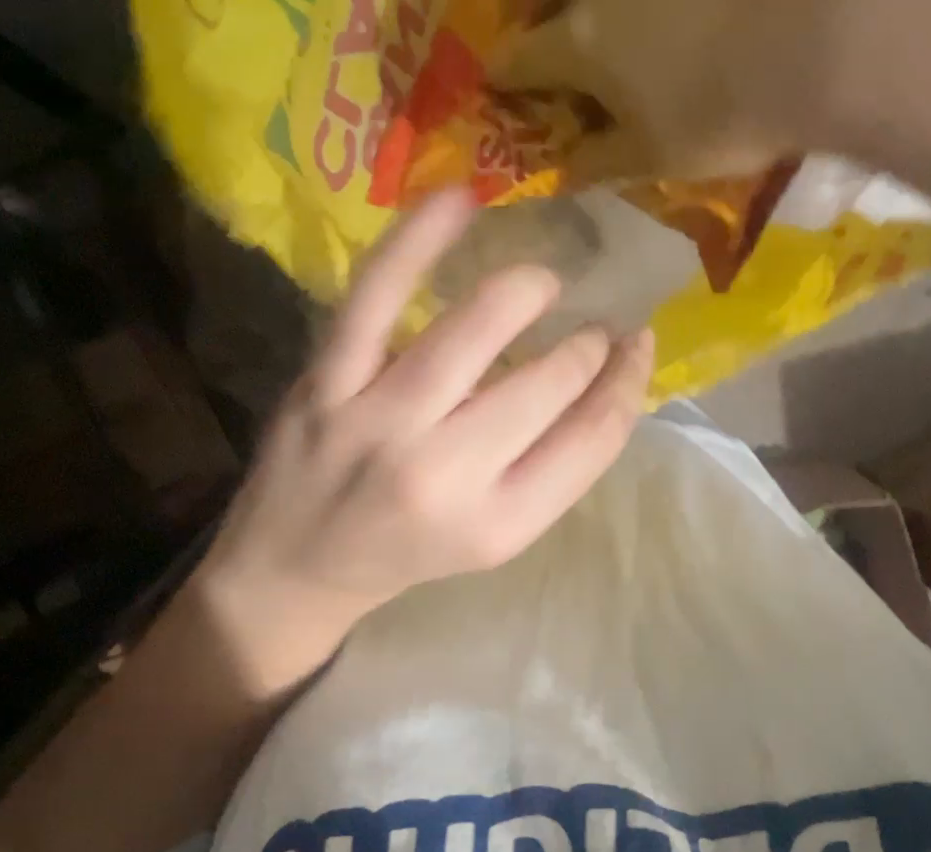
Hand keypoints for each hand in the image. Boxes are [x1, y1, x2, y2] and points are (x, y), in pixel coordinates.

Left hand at [189, 189, 652, 692]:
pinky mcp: (326, 385)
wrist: (294, 569)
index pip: (592, 439)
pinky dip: (417, 241)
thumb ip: (549, 466)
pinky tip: (459, 203)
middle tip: (588, 329)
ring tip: (541, 286)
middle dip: (586, 346)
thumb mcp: (491, 535)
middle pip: (547, 385)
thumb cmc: (407, 552)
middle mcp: (443, 478)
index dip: (628, 381)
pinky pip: (376, 297)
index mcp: (497, 524)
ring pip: (473, 332)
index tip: (635, 344)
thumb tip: (607, 374)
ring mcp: (379, 425)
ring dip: (525, 293)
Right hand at [488, 0, 844, 181]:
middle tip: (548, 39)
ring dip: (596, 13)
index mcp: (582, 45)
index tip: (495, 85)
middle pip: (550, 1)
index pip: (519, 61)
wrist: (827, 39)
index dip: (501, 77)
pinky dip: (645, 7)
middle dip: (537, 21)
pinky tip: (667, 17)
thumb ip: (599, 161)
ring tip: (609, 28)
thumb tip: (563, 168)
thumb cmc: (723, 115)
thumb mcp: (652, 159)